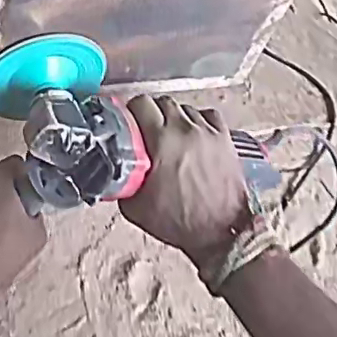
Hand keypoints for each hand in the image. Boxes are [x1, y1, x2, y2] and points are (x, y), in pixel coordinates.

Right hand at [119, 96, 254, 269]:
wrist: (222, 235)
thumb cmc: (181, 221)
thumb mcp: (134, 205)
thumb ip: (120, 179)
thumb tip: (111, 168)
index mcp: (160, 140)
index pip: (140, 103)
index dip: (130, 110)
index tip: (128, 122)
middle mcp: (184, 130)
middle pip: (161, 101)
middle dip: (151, 112)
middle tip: (146, 129)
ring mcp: (207, 132)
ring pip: (184, 107)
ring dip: (173, 117)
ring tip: (170, 134)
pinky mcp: (225, 139)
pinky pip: (207, 115)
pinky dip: (198, 119)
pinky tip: (193, 133)